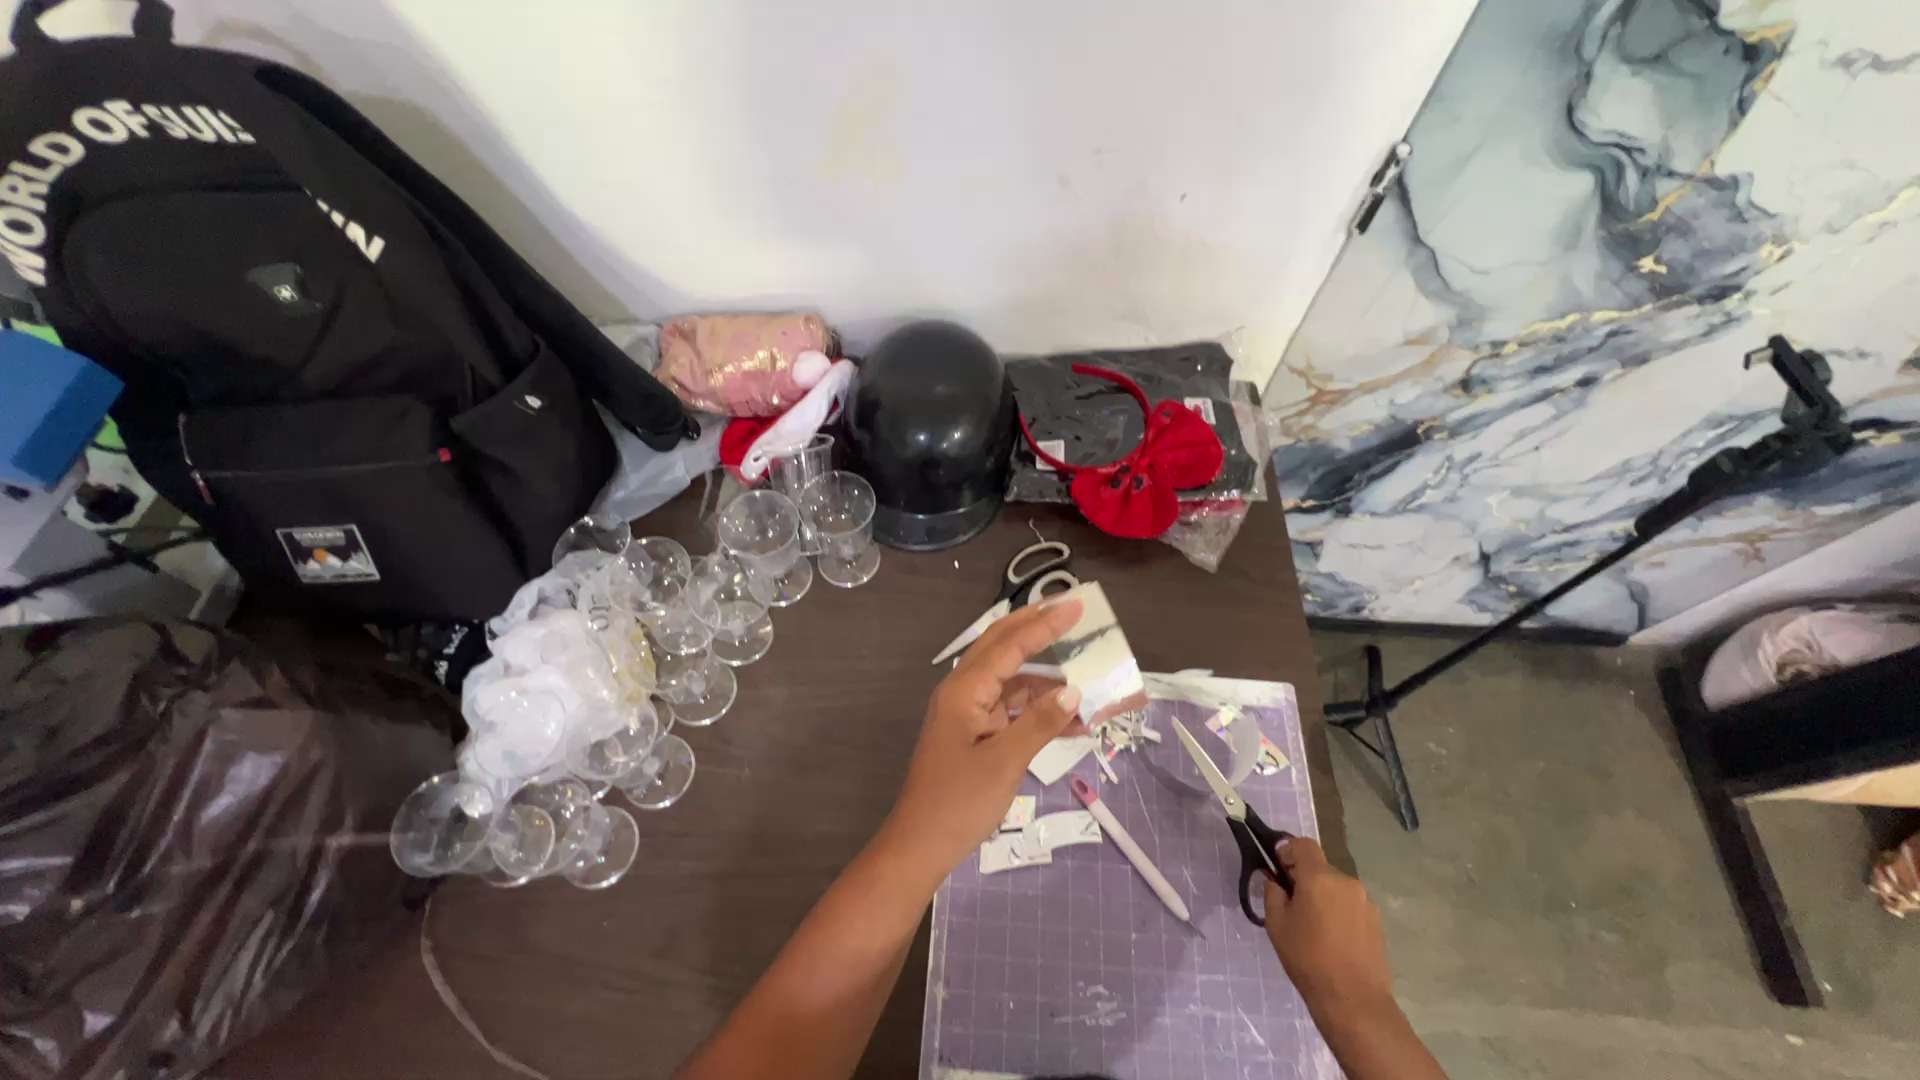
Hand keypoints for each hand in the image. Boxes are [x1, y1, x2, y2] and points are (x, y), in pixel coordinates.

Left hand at [883, 600, 1086, 876]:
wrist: (921, 844)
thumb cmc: (958, 802)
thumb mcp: (1004, 762)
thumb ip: (1040, 723)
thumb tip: (1074, 690)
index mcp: (964, 690)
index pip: (1009, 645)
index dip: (1044, 624)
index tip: (1076, 607)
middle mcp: (964, 692)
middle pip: (1004, 648)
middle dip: (1038, 629)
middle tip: (1073, 612)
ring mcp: (969, 713)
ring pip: (1012, 681)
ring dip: (1047, 678)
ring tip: (1087, 670)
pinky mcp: (976, 733)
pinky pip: (1012, 710)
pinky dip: (1040, 711)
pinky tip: (1074, 721)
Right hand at [1263, 836, 1395, 1023]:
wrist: (1354, 1000)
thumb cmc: (1308, 959)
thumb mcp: (1277, 924)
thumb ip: (1273, 893)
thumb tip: (1274, 879)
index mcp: (1319, 879)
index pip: (1303, 845)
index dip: (1288, 851)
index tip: (1279, 870)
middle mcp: (1346, 882)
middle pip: (1320, 868)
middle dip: (1305, 879)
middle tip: (1293, 905)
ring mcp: (1366, 901)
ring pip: (1336, 887)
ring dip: (1324, 896)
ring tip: (1315, 927)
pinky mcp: (1377, 921)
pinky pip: (1351, 905)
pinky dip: (1339, 912)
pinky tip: (1334, 939)